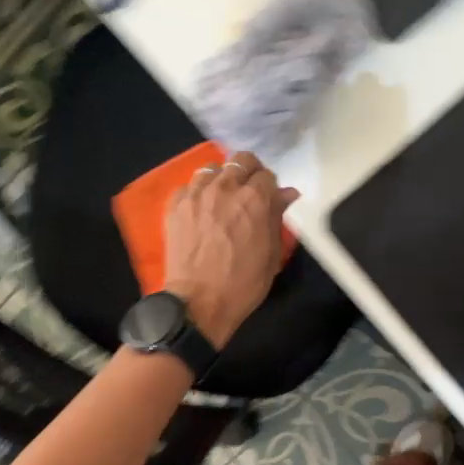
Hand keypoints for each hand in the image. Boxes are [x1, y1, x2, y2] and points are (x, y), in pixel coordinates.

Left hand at [163, 151, 298, 347]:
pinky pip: (189, 186)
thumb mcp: (271, 254)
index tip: (268, 200)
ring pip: (213, 169)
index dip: (270, 187)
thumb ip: (277, 217)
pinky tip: (200, 210)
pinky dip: (198, 193)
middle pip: (240, 160)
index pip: (267, 175)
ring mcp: (197, 194)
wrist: (198, 303)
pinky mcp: (175, 205)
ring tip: (221, 199)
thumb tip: (288, 193)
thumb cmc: (243, 284)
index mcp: (255, 199)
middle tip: (247, 191)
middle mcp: (225, 187)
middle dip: (248, 171)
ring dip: (221, 179)